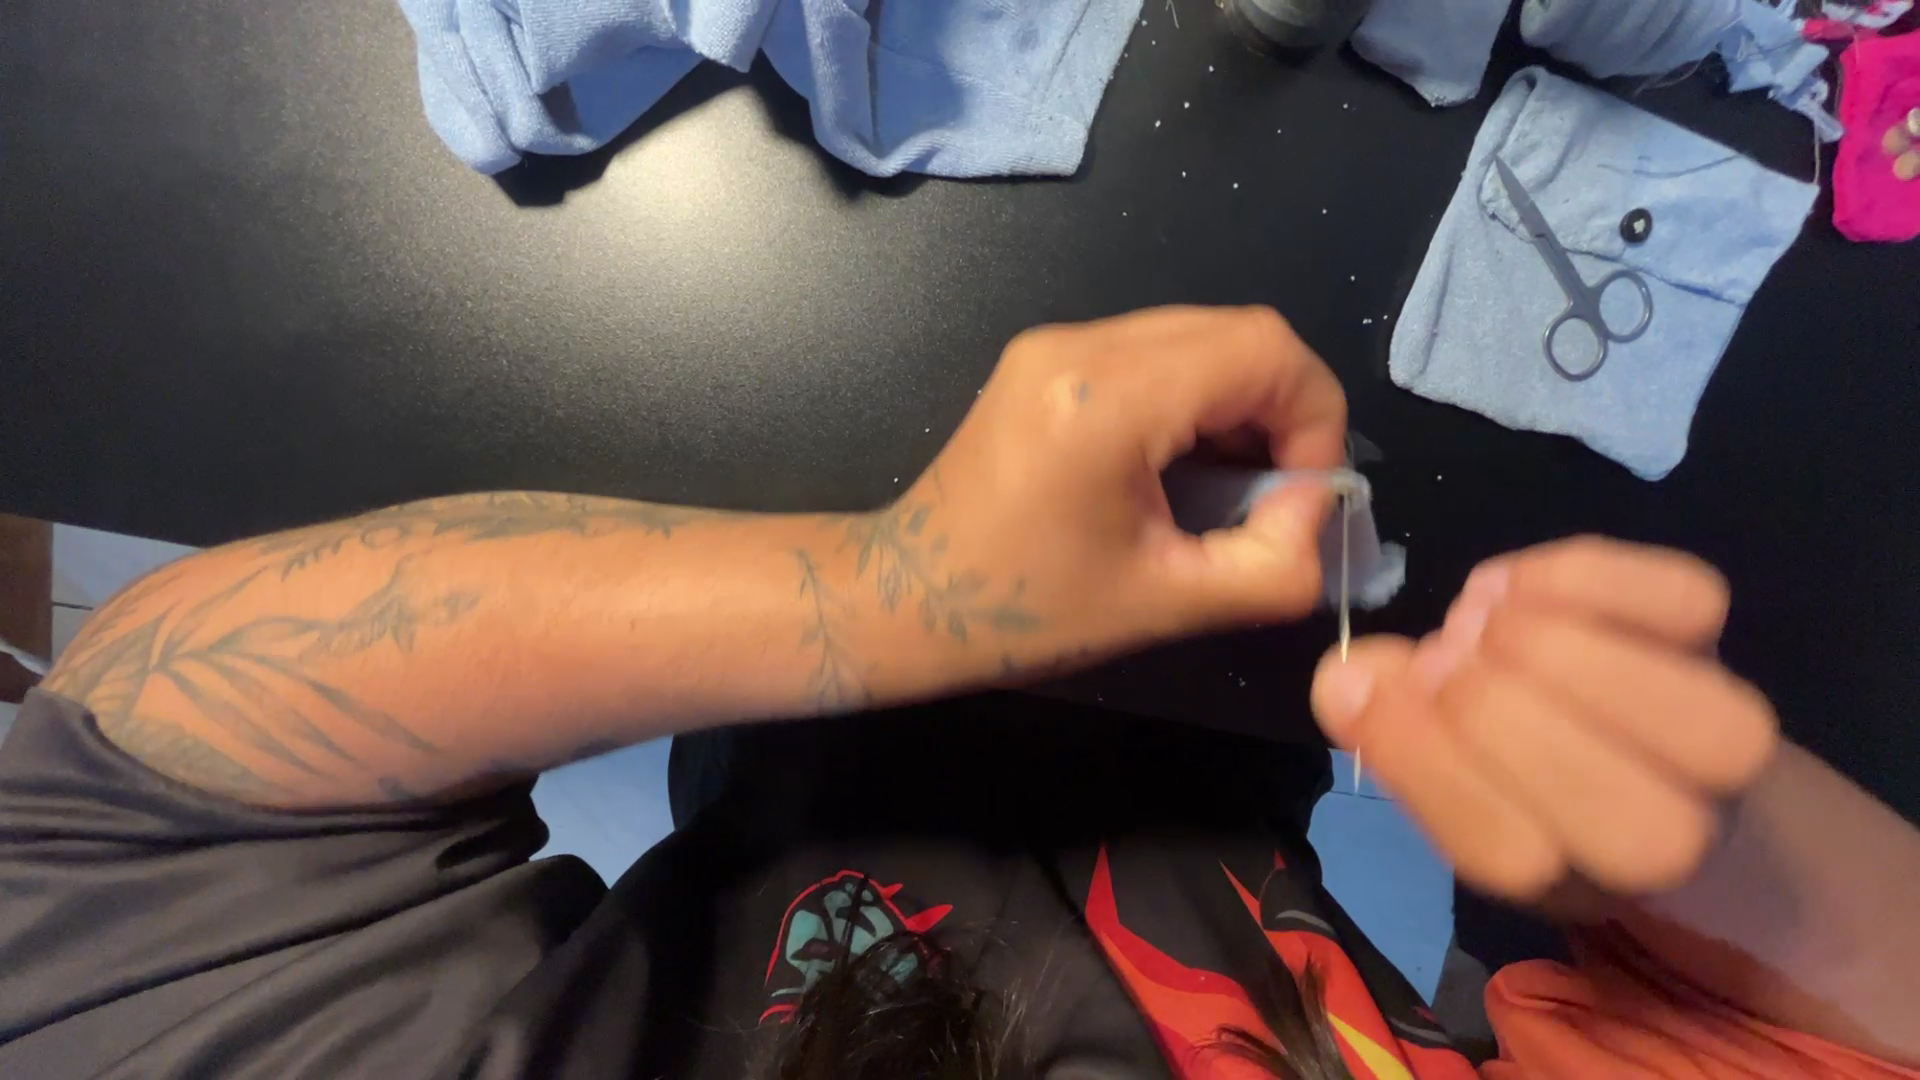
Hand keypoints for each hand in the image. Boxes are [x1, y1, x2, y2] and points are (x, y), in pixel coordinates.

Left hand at [909, 306, 1345, 669]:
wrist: (909, 596)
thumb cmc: (1027, 611)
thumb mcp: (1166, 603)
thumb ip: (1274, 566)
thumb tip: (1315, 510)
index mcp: (1107, 398)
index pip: (1264, 349)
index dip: (1313, 415)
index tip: (1299, 494)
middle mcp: (1078, 344)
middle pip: (1233, 333)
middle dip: (1277, 411)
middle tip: (1266, 494)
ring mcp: (1051, 344)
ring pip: (1192, 339)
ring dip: (1231, 405)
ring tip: (1219, 485)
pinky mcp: (1039, 360)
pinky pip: (1145, 353)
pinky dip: (1185, 400)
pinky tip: (1171, 465)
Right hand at [1310, 538, 1779, 901]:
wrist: (1636, 744)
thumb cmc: (1509, 767)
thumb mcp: (1434, 777)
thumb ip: (1386, 736)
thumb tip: (1342, 677)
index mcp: (1566, 878)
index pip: (1510, 853)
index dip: (1424, 758)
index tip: (1362, 692)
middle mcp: (1670, 839)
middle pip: (1621, 806)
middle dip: (1488, 704)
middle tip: (1433, 660)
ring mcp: (1723, 741)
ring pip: (1685, 712)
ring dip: (1545, 644)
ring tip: (1476, 622)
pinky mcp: (1726, 646)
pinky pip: (1684, 601)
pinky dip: (1581, 577)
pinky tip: (1513, 584)